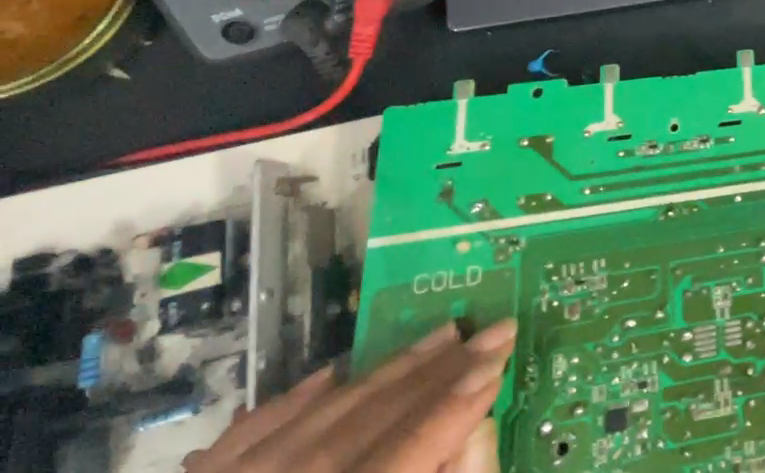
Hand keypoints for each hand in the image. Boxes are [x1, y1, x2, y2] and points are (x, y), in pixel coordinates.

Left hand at [185, 319, 515, 472]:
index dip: (455, 403)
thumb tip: (475, 434)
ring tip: (442, 334)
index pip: (404, 451)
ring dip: (386, 372)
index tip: (500, 353)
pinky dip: (295, 400)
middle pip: (368, 423)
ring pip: (320, 417)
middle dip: (437, 373)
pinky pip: (249, 433)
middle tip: (491, 328)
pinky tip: (334, 372)